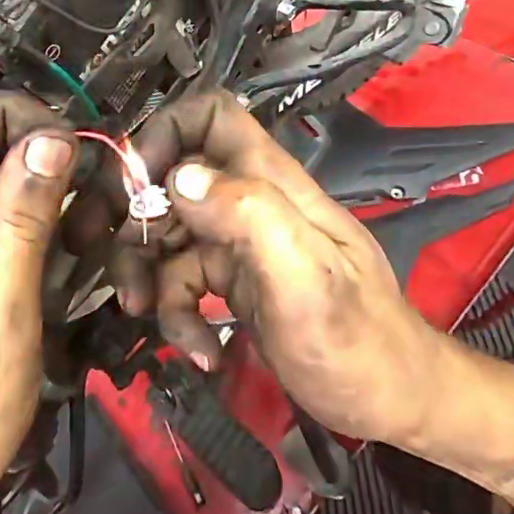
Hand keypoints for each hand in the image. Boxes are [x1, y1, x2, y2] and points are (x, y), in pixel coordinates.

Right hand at [128, 93, 454, 446]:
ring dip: (146, 274)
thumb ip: (247, 214)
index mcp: (269, 180)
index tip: (134, 184)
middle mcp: (248, 200)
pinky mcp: (232, 280)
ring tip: (147, 314)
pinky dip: (177, 314)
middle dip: (138, 220)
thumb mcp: (305, 274)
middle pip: (171, 178)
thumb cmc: (355, 338)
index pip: (211, 115)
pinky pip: (181, 281)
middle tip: (126, 264)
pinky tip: (200, 349)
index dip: (166, 133)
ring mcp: (238, 241)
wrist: (388, 398)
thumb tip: (179, 180)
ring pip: (166, 234)